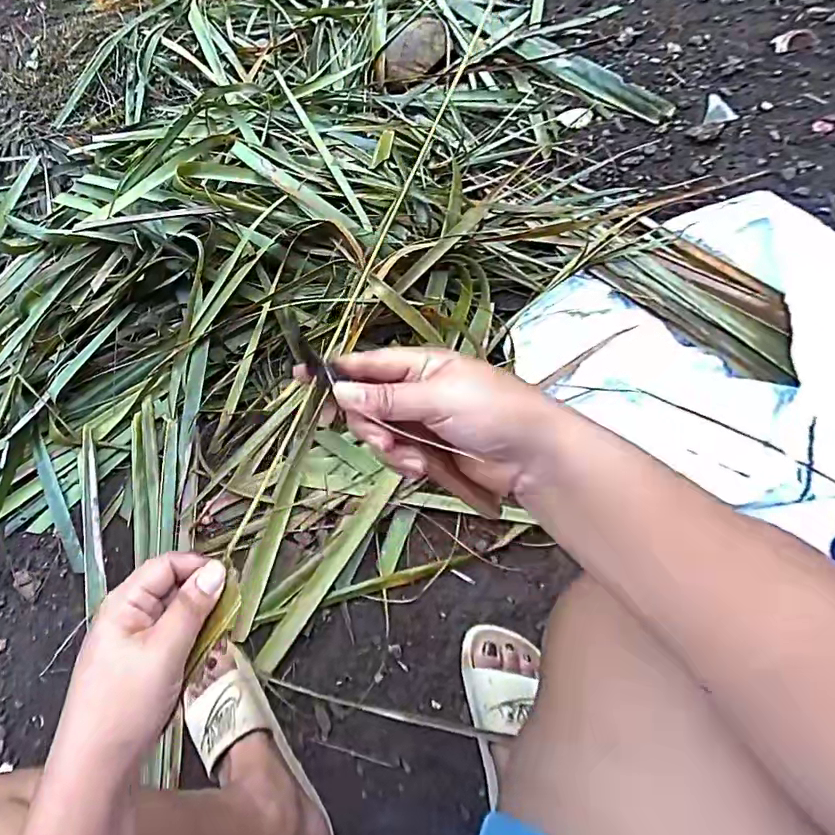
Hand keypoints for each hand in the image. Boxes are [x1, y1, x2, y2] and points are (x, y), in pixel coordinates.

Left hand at [52, 552, 226, 765]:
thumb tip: (216, 570)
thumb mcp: (164, 651)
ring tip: (214, 651)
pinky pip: (173, 645)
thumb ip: (191, 608)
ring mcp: (133, 644)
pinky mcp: (141, 668)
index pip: (166, 565)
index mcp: (124, 604)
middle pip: (173, 591)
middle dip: (203, 602)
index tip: (231, 581)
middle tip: (228, 622)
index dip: (198, 567)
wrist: (95, 770)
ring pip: (177, 620)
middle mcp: (127, 618)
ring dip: (200, 630)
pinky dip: (190, 651)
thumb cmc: (124, 706)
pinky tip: (199, 668)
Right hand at [313, 348, 568, 500]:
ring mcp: (419, 422)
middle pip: (364, 405)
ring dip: (389, 449)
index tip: (300, 376)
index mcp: (419, 365)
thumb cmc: (494, 411)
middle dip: (369, 425)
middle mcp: (413, 391)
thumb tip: (341, 392)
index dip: (334, 371)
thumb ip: (387, 398)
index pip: (366, 365)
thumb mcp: (438, 398)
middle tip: (384, 439)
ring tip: (414, 459)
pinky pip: (396, 456)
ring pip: (377, 434)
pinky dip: (403, 464)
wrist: (534, 457)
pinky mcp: (425, 451)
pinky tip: (423, 469)